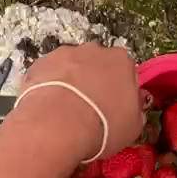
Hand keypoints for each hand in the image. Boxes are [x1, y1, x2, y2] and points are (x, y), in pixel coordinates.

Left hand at [16, 43, 143, 162]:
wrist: (57, 126)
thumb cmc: (102, 126)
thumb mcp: (133, 127)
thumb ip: (136, 110)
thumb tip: (133, 106)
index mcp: (122, 61)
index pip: (126, 72)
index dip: (121, 91)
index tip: (115, 108)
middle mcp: (95, 50)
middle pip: (97, 65)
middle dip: (95, 82)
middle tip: (90, 109)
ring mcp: (65, 53)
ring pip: (71, 67)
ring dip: (71, 83)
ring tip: (66, 111)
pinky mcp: (40, 62)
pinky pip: (49, 74)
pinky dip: (49, 86)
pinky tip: (48, 108)